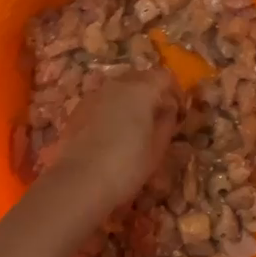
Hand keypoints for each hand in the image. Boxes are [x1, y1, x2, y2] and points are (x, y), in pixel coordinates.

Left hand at [46, 67, 178, 210]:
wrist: (79, 180)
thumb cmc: (127, 165)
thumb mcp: (157, 149)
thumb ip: (166, 123)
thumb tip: (168, 109)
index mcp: (141, 89)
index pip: (163, 76)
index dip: (173, 91)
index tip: (177, 112)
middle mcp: (117, 84)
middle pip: (140, 77)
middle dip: (151, 93)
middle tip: (157, 118)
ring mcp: (95, 94)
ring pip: (118, 88)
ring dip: (130, 100)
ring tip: (133, 127)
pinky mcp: (78, 108)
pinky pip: (102, 100)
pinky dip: (111, 109)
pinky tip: (110, 133)